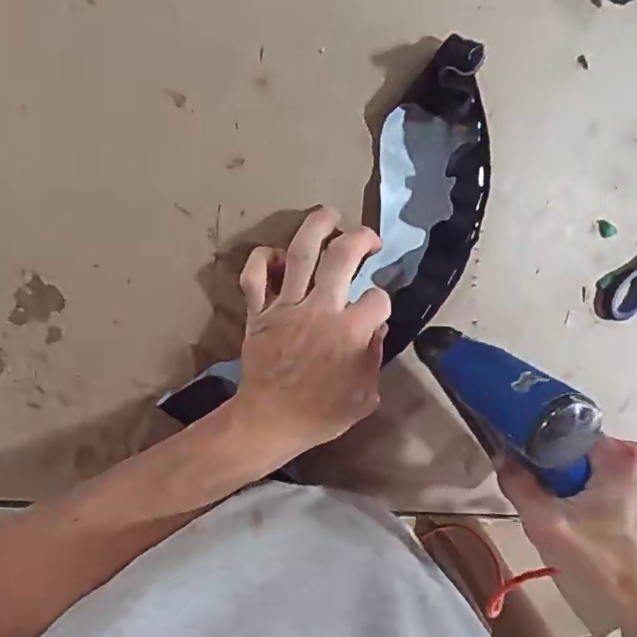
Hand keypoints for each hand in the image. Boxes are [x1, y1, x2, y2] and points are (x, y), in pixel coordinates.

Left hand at [232, 208, 391, 461]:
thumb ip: (374, 358)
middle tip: (369, 238)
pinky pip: (254, 276)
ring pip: (299, 254)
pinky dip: (261, 259)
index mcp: (350, 332)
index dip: (381, 302)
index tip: (376, 312)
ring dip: (316, 227)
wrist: (269, 422)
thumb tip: (376, 329)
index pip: (377, 299)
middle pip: (342, 256)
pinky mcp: (259, 313)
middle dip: (361, 238)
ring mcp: (285, 308)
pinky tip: (275, 255)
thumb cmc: (320, 414)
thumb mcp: (364, 396)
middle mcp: (320, 310)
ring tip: (329, 214)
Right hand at [496, 436, 636, 619]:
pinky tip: (587, 530)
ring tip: (572, 525)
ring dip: (571, 493)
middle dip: (556, 479)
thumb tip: (503, 458)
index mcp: (623, 455)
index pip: (563, 434)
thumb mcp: (547, 525)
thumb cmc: (609, 570)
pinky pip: (604, 486)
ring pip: (587, 471)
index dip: (538, 456)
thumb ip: (518, 485)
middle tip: (553, 512)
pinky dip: (588, 502)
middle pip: (575, 453)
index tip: (527, 478)